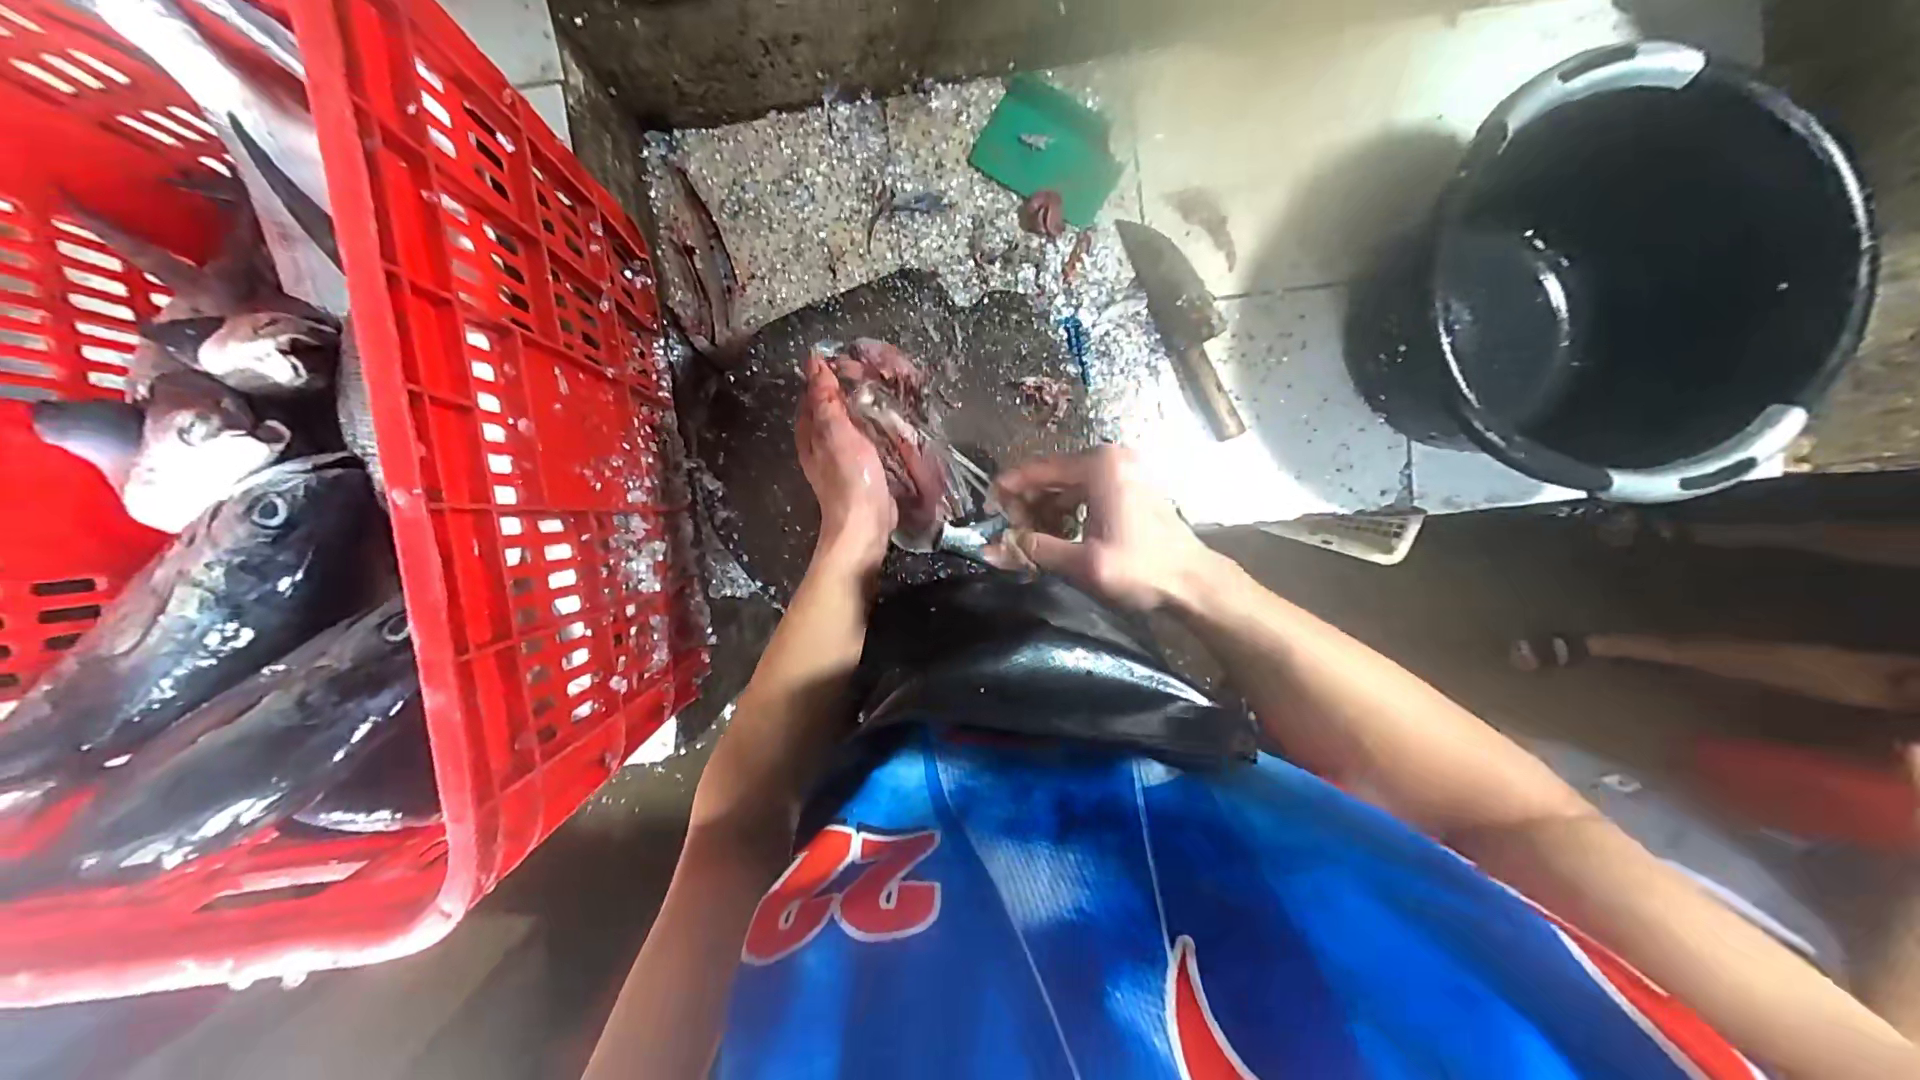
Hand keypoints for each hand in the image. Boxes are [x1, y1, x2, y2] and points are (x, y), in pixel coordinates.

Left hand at [796, 348, 895, 570]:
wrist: (865, 525)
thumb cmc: (851, 479)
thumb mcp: (837, 433)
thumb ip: (826, 400)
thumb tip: (813, 363)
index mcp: (809, 432)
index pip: (814, 391)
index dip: (830, 372)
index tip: (856, 360)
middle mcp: (820, 443)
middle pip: (831, 405)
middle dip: (850, 388)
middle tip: (878, 372)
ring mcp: (840, 457)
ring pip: (849, 421)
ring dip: (865, 406)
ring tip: (887, 390)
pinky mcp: (860, 469)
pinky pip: (865, 437)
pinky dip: (875, 425)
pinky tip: (891, 421)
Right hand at [993, 447, 1223, 611]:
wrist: (1193, 582)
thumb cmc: (1141, 569)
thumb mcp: (1081, 562)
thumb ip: (1033, 551)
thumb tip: (989, 550)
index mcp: (1099, 466)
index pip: (1038, 469)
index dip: (1009, 489)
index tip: (988, 508)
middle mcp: (1111, 458)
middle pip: (1052, 475)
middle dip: (1028, 503)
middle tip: (1012, 532)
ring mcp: (1123, 469)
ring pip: (1067, 485)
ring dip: (1046, 509)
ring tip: (1033, 539)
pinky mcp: (1129, 485)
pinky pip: (1085, 491)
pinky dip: (1067, 510)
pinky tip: (1059, 535)